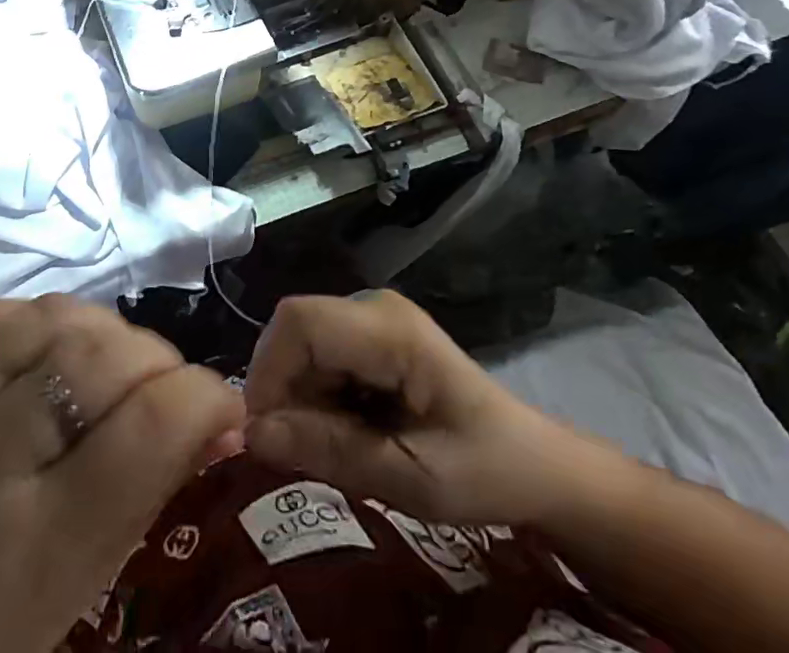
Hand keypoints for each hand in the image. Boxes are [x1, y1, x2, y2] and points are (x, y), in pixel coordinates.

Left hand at [0, 294, 243, 652]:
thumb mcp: (87, 581)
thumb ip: (153, 488)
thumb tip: (218, 416)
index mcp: (39, 543)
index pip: (150, 425)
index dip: (207, 397)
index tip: (222, 410)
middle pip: (100, 356)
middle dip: (160, 360)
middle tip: (167, 391)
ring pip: (52, 317)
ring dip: (105, 332)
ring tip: (111, 368)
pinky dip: (41, 320)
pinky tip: (49, 354)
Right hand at [243, 289, 585, 526]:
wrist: (536, 465)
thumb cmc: (486, 472)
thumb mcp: (412, 479)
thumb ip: (331, 451)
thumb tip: (251, 434)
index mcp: (391, 331)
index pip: (298, 323)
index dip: (268, 372)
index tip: (268, 434)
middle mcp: (374, 309)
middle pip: (293, 336)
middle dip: (285, 394)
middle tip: (306, 452)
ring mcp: (371, 319)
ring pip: (298, 349)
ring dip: (300, 401)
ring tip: (336, 446)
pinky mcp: (369, 336)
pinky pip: (315, 358)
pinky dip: (316, 399)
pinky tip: (349, 430)